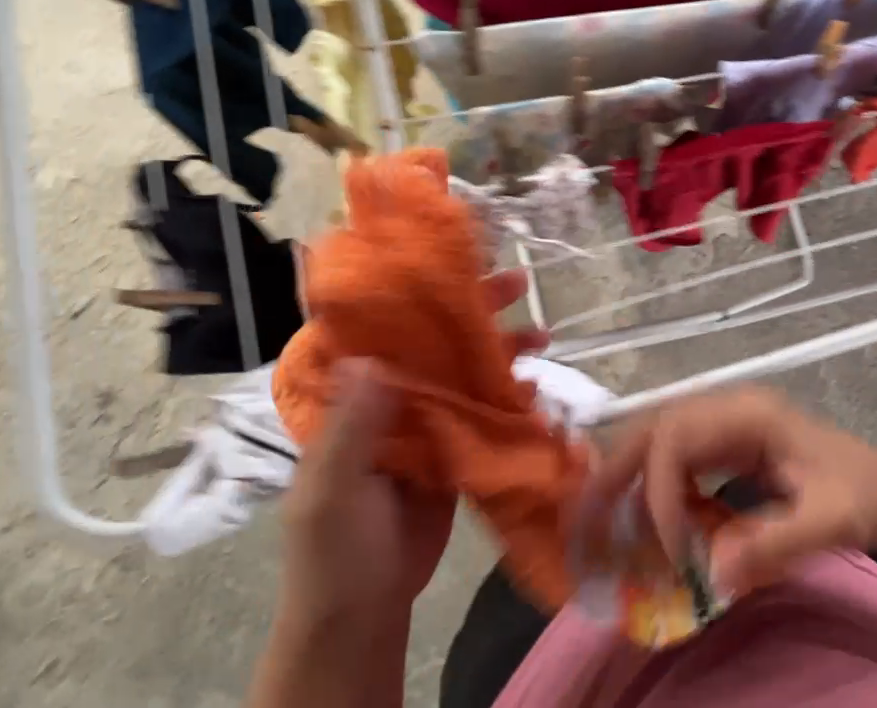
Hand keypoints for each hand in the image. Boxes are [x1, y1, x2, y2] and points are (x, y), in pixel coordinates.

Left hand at [275, 270, 541, 632]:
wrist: (364, 612)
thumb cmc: (335, 549)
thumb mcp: (333, 488)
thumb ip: (355, 427)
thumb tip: (372, 358)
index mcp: (348, 399)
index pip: (377, 331)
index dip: (409, 295)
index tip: (448, 265)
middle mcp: (389, 400)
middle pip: (433, 342)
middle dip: (473, 311)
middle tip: (517, 283)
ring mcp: (425, 424)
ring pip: (466, 372)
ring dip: (502, 350)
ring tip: (543, 336)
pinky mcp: (455, 451)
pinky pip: (486, 412)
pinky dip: (513, 398)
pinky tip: (539, 391)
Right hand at [585, 389, 876, 596]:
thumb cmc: (860, 499)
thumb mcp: (829, 523)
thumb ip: (776, 543)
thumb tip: (711, 571)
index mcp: (752, 414)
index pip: (678, 437)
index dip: (658, 490)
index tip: (665, 548)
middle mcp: (732, 409)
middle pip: (658, 425)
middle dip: (619, 469)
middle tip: (586, 517)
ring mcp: (729, 425)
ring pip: (661, 439)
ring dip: (630, 477)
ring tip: (603, 522)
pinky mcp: (729, 446)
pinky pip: (678, 459)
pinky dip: (656, 488)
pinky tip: (653, 525)